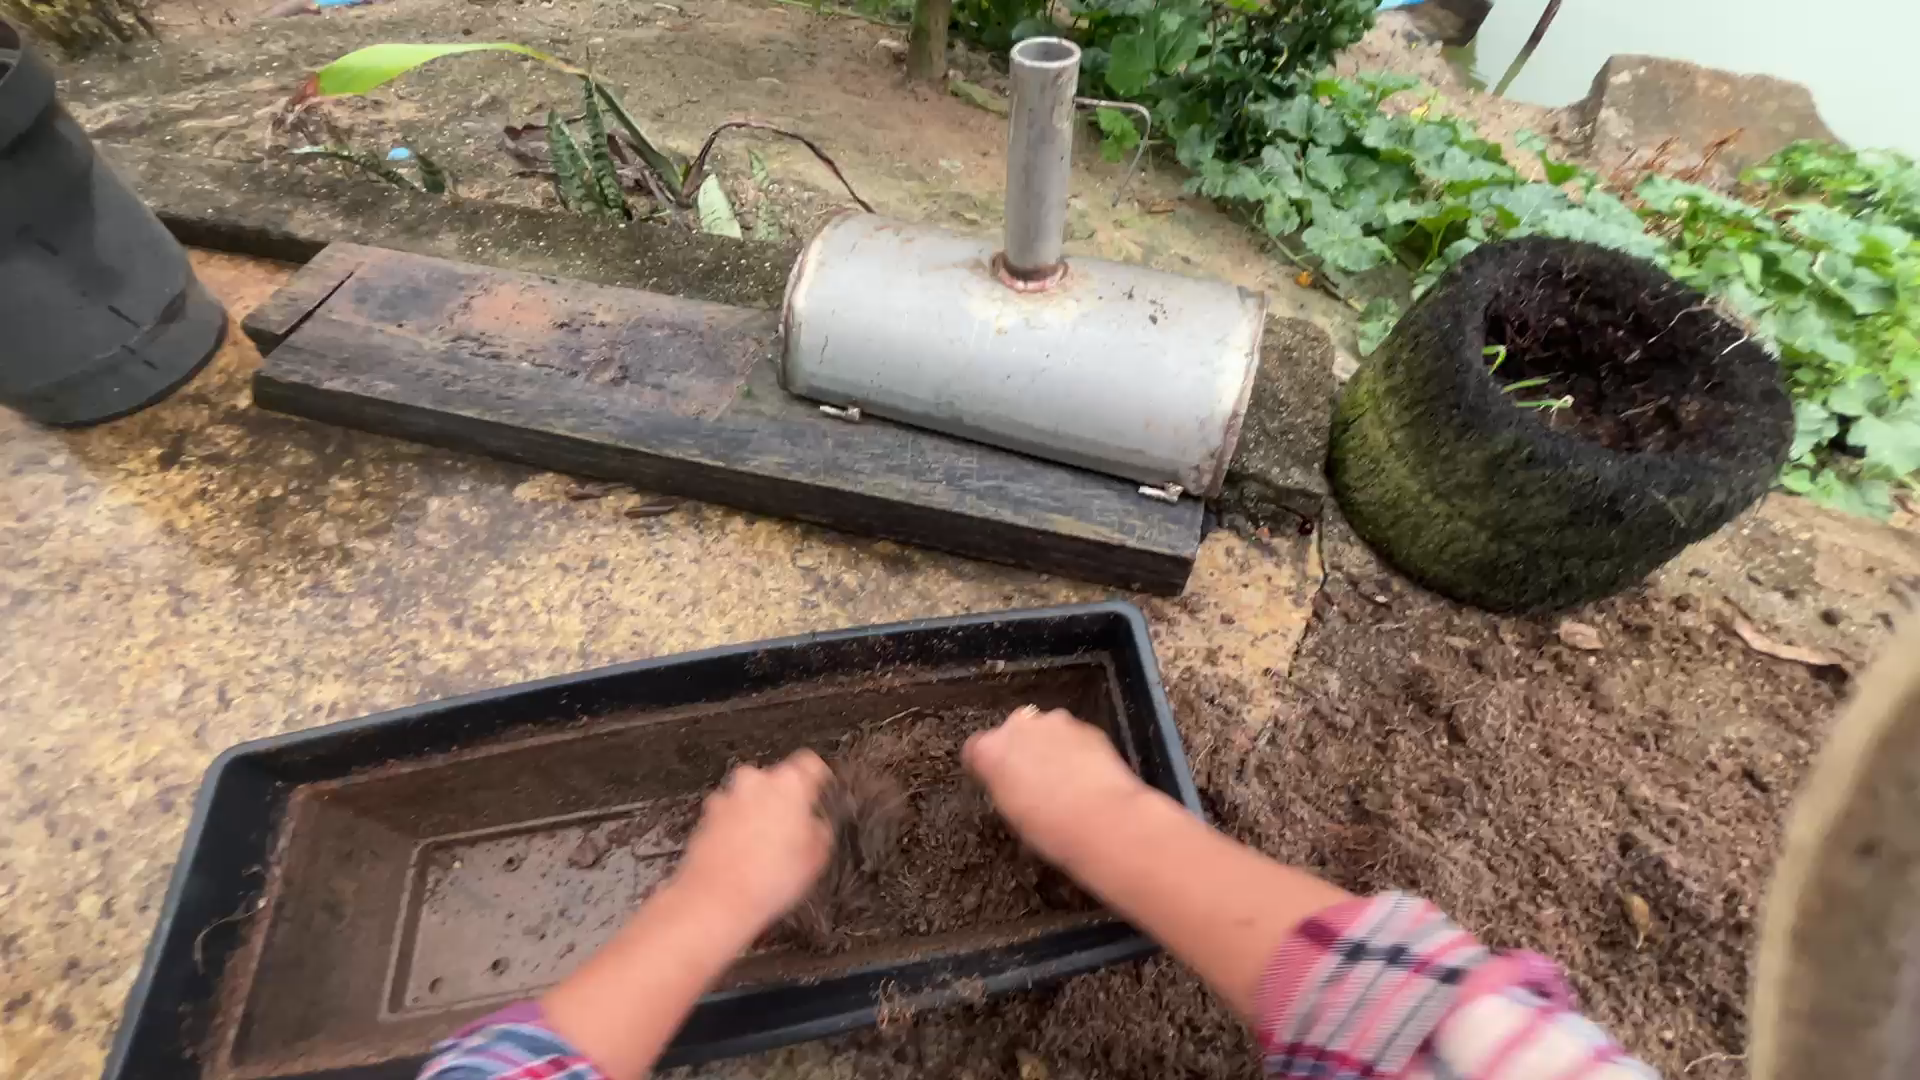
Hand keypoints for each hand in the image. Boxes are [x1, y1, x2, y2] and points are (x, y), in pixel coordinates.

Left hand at [673, 749, 833, 932]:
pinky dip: (735, 826)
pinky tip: (742, 853)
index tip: (821, 791)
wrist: (715, 901)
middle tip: (793, 828)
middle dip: (785, 798)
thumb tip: (816, 826)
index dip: (819, 778)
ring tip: (764, 846)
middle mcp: (757, 781)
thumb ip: (821, 830)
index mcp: (790, 783)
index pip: (811, 763)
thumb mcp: (817, 857)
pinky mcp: (707, 816)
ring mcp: (728, 797)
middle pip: (778, 779)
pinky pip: (729, 814)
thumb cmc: (770, 878)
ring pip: (751, 796)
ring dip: (758, 811)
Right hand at [963, 706, 1149, 866]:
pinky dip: (1075, 749)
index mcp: (990, 750)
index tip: (995, 780)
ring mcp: (1054, 722)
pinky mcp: (1085, 726)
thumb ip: (1004, 786)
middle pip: (1011, 733)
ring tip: (1064, 779)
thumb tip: (1010, 784)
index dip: (985, 765)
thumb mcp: (1012, 814)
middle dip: (1019, 750)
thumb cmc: (1051, 829)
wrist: (1104, 821)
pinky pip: (1072, 735)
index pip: (974, 749)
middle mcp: (1018, 727)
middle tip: (1032, 781)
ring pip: (1044, 731)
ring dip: (1049, 747)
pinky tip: (1086, 775)